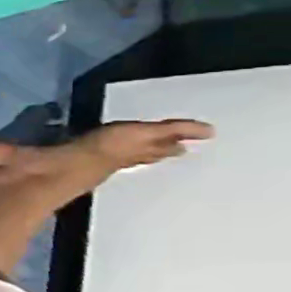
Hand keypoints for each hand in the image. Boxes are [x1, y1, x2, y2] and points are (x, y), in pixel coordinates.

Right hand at [79, 119, 214, 169]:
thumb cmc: (114, 144)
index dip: (185, 139)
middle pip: (160, 152)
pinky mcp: (98, 160)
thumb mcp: (150, 131)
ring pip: (141, 156)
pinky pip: (117, 156)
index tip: (199, 137)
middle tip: (179, 146)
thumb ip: (178, 130)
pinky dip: (123, 155)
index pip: (176, 144)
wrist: (78, 162)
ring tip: (151, 149)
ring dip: (147, 153)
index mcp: (157, 150)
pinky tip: (118, 154)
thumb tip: (212, 131)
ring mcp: (120, 160)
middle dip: (168, 149)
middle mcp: (143, 157)